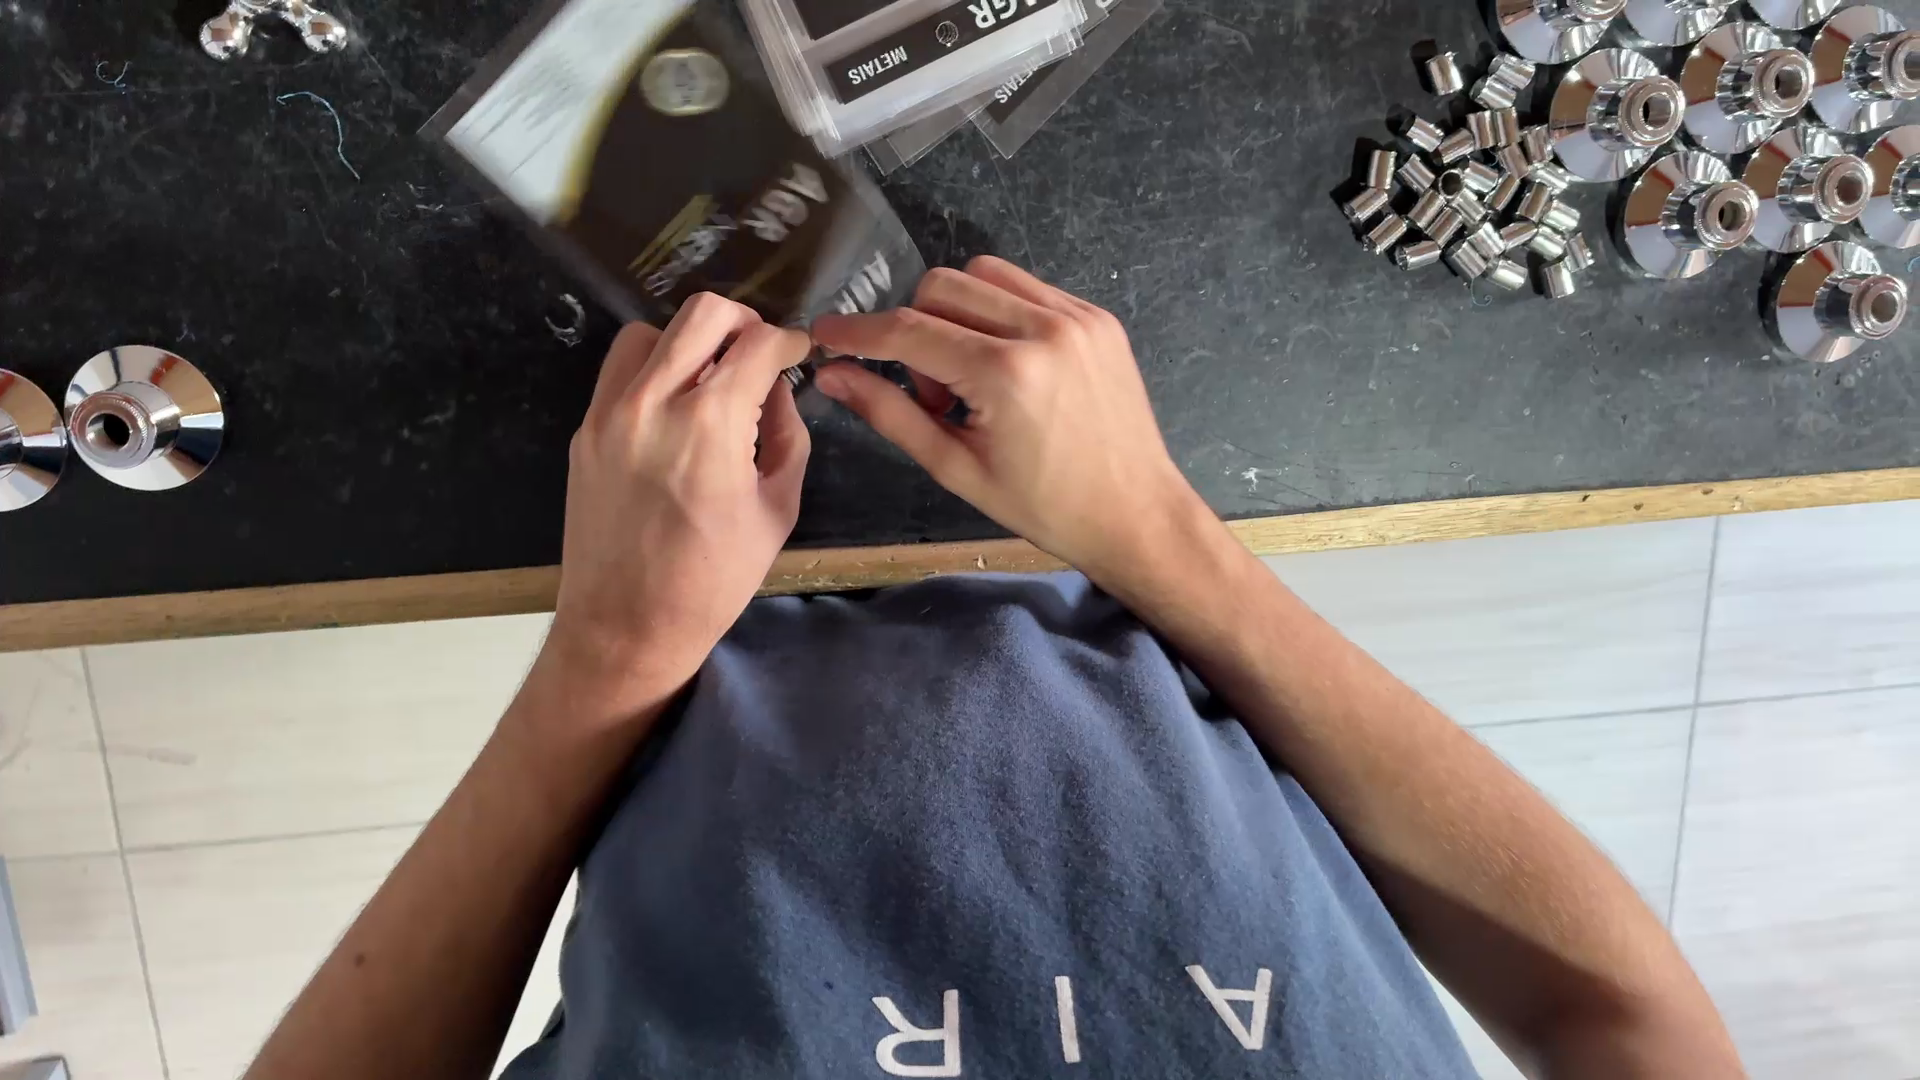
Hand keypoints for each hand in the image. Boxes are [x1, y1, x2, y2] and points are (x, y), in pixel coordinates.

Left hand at [544, 294, 810, 718]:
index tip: (800, 352)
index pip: (758, 345)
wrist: (628, 624)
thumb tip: (778, 390)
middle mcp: (654, 402)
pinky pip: (620, 371)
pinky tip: (675, 409)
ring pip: (652, 332)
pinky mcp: (584, 430)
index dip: (790, 342)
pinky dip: (654, 370)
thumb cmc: (716, 577)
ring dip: (692, 342)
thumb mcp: (778, 508)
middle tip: (762, 351)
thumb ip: (786, 435)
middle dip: (745, 323)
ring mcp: (609, 413)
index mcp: (711, 424)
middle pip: (703, 314)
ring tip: (713, 379)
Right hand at [810, 256, 1204, 583]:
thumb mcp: (957, 468)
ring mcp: (1078, 316)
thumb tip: (833, 375)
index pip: (909, 331)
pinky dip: (999, 315)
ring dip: (956, 315)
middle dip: (915, 330)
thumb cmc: (1043, 507)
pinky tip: (1010, 365)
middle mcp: (1043, 328)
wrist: (1134, 513)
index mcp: (1005, 374)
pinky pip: (1027, 288)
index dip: (858, 331)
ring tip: (974, 377)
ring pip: (983, 276)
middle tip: (937, 394)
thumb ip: (891, 414)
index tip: (825, 334)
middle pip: (941, 286)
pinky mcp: (1098, 317)